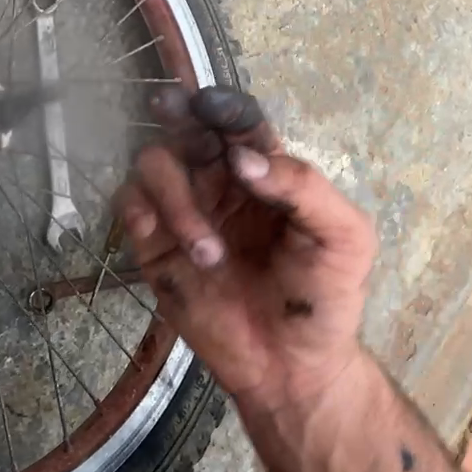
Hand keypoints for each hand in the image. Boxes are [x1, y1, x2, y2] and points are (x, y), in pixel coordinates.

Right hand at [116, 86, 377, 412]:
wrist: (290, 367)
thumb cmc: (323, 297)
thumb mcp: (343, 237)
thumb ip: (303, 186)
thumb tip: (242, 159)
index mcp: (263, 168)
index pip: (237, 119)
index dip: (221, 103)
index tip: (208, 104)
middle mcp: (217, 178)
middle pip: (185, 123)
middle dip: (175, 110)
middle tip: (167, 105)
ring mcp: (183, 207)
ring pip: (153, 160)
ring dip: (174, 196)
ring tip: (209, 253)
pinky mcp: (153, 241)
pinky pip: (129, 202)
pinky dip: (138, 210)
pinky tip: (163, 238)